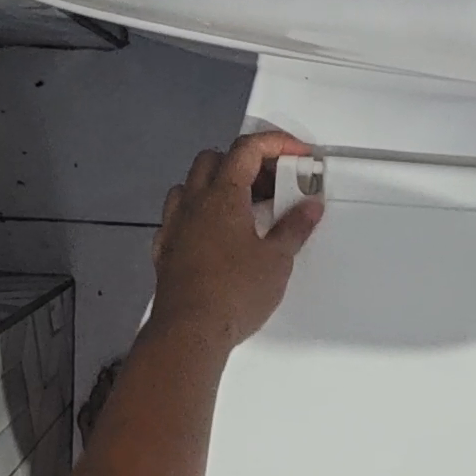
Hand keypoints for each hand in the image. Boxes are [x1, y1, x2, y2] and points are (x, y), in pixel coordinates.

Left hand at [149, 131, 323, 349]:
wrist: (188, 332)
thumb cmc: (236, 292)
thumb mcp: (277, 260)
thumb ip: (294, 227)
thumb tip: (311, 204)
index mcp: (222, 195)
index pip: (247, 149)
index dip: (276, 143)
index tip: (300, 155)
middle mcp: (193, 202)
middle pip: (213, 159)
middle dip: (244, 162)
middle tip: (272, 185)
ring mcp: (173, 225)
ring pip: (189, 185)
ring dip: (215, 184)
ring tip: (242, 207)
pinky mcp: (164, 250)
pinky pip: (177, 216)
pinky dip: (197, 214)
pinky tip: (212, 234)